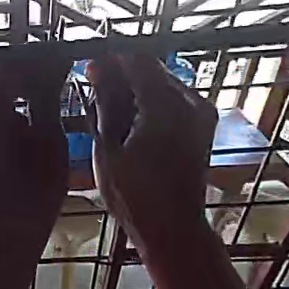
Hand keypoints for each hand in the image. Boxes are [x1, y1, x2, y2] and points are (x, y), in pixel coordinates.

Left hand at [0, 62, 68, 250]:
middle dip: (19, 67)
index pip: (5, 71)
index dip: (33, 60)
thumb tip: (54, 63)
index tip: (56, 57)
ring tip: (37, 87)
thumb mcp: (50, 141)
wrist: (7, 228)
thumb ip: (45, 98)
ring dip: (6, 81)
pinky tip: (19, 106)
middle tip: (49, 69)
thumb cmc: (37, 194)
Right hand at [87, 53, 216, 245]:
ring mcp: (201, 115)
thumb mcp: (107, 147)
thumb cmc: (132, 193)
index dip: (110, 61)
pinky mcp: (201, 128)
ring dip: (135, 91)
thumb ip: (104, 103)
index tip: (87, 69)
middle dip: (122, 75)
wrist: (171, 227)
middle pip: (153, 71)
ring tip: (107, 110)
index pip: (137, 61)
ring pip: (163, 85)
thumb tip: (97, 69)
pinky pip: (173, 102)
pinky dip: (149, 105)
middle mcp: (191, 102)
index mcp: (166, 105)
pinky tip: (128, 124)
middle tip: (93, 89)